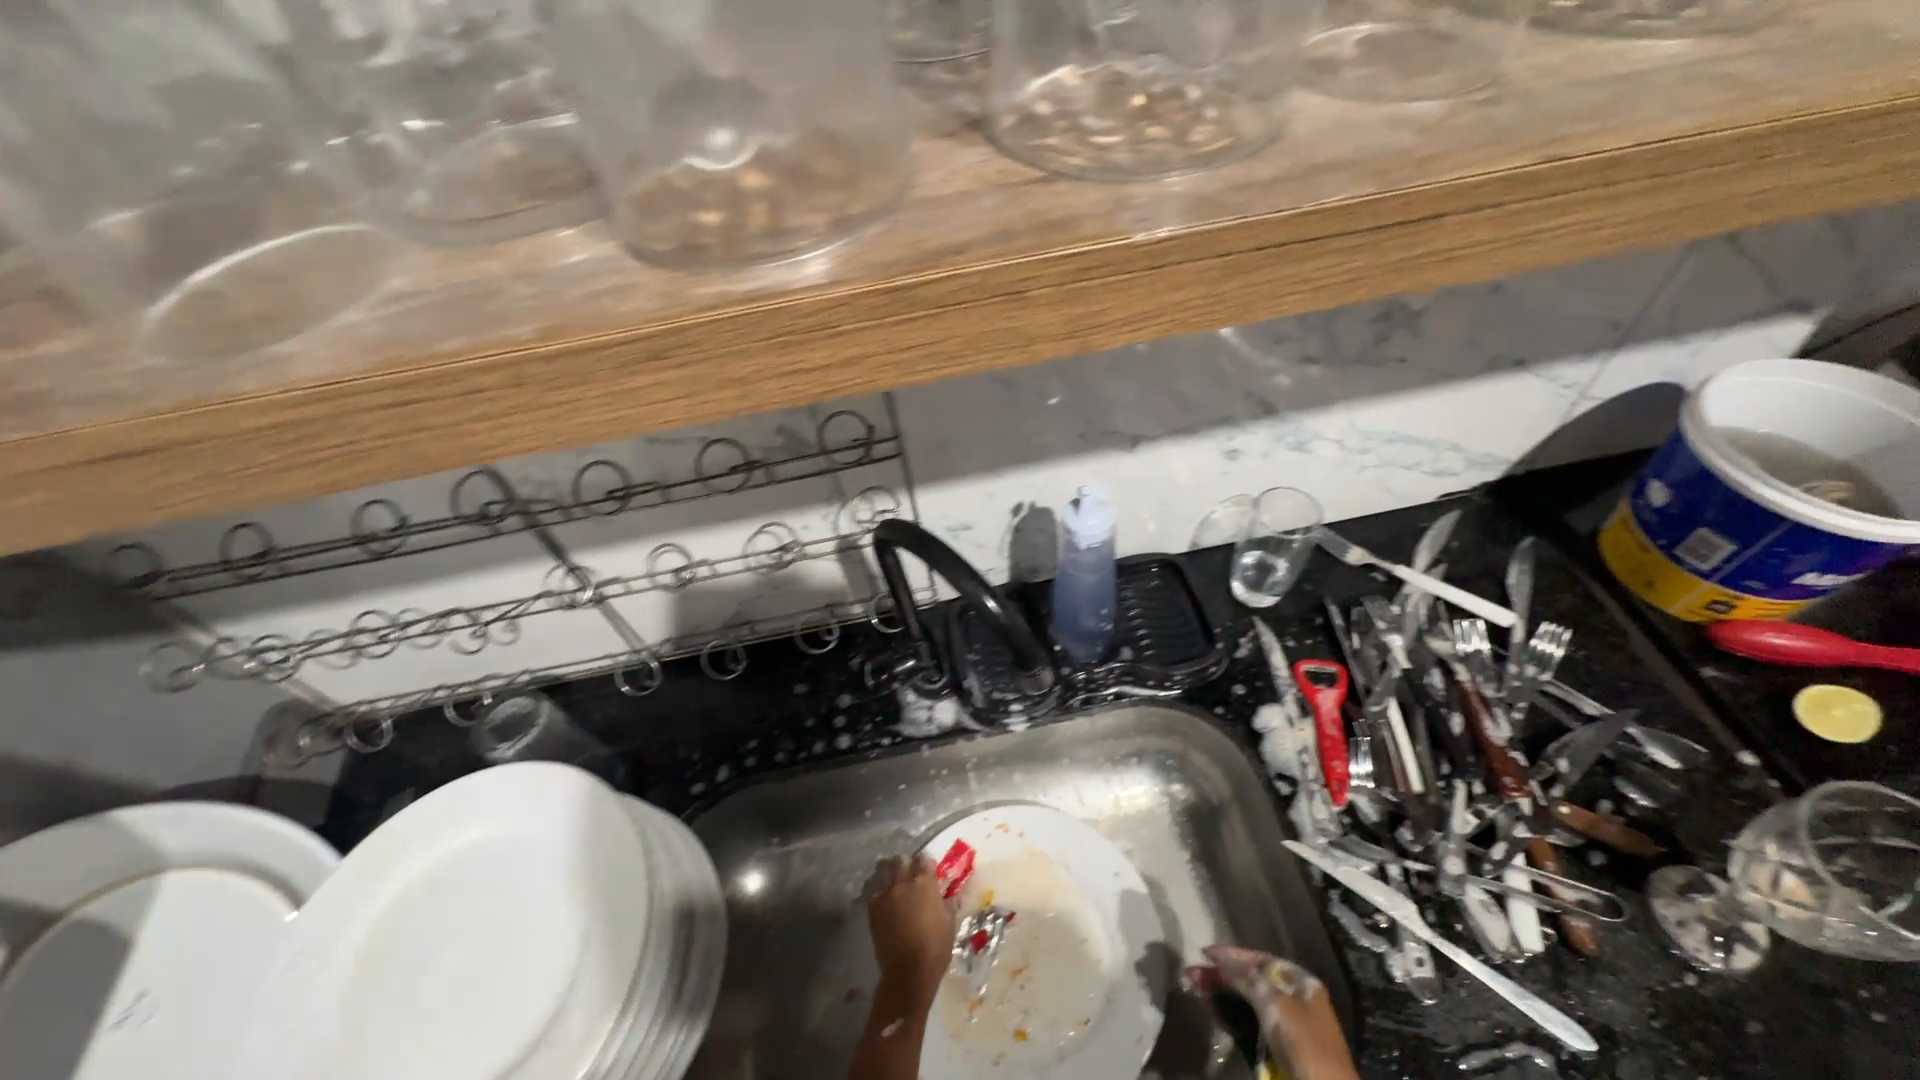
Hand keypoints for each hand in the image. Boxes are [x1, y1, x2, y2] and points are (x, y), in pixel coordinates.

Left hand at [863, 855, 953, 1001]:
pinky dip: (876, 889)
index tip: (928, 870)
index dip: (926, 863)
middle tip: (909, 873)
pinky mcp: (872, 909)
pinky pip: (872, 890)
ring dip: (888, 872)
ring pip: (882, 870)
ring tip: (893, 881)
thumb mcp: (950, 924)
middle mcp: (902, 883)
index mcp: (924, 883)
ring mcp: (884, 895)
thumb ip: (949, 904)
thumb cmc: (935, 948)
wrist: (908, 971)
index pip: (923, 859)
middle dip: (905, 863)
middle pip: (900, 860)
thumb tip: (953, 894)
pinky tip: (881, 897)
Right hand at [1185, 945, 1358, 1079]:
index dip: (1234, 954)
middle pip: (1251, 980)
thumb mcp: (1276, 1005)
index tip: (1206, 953)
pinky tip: (1210, 1007)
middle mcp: (1292, 998)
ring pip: (1246, 1000)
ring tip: (1194, 985)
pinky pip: (1247, 1021)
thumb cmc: (1304, 1043)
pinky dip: (1228, 1012)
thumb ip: (1248, 979)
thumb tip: (1223, 962)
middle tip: (1192, 972)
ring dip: (1221, 992)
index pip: (1262, 960)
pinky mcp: (1274, 1045)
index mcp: (1300, 983)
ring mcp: (1283, 1023)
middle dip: (1222, 974)